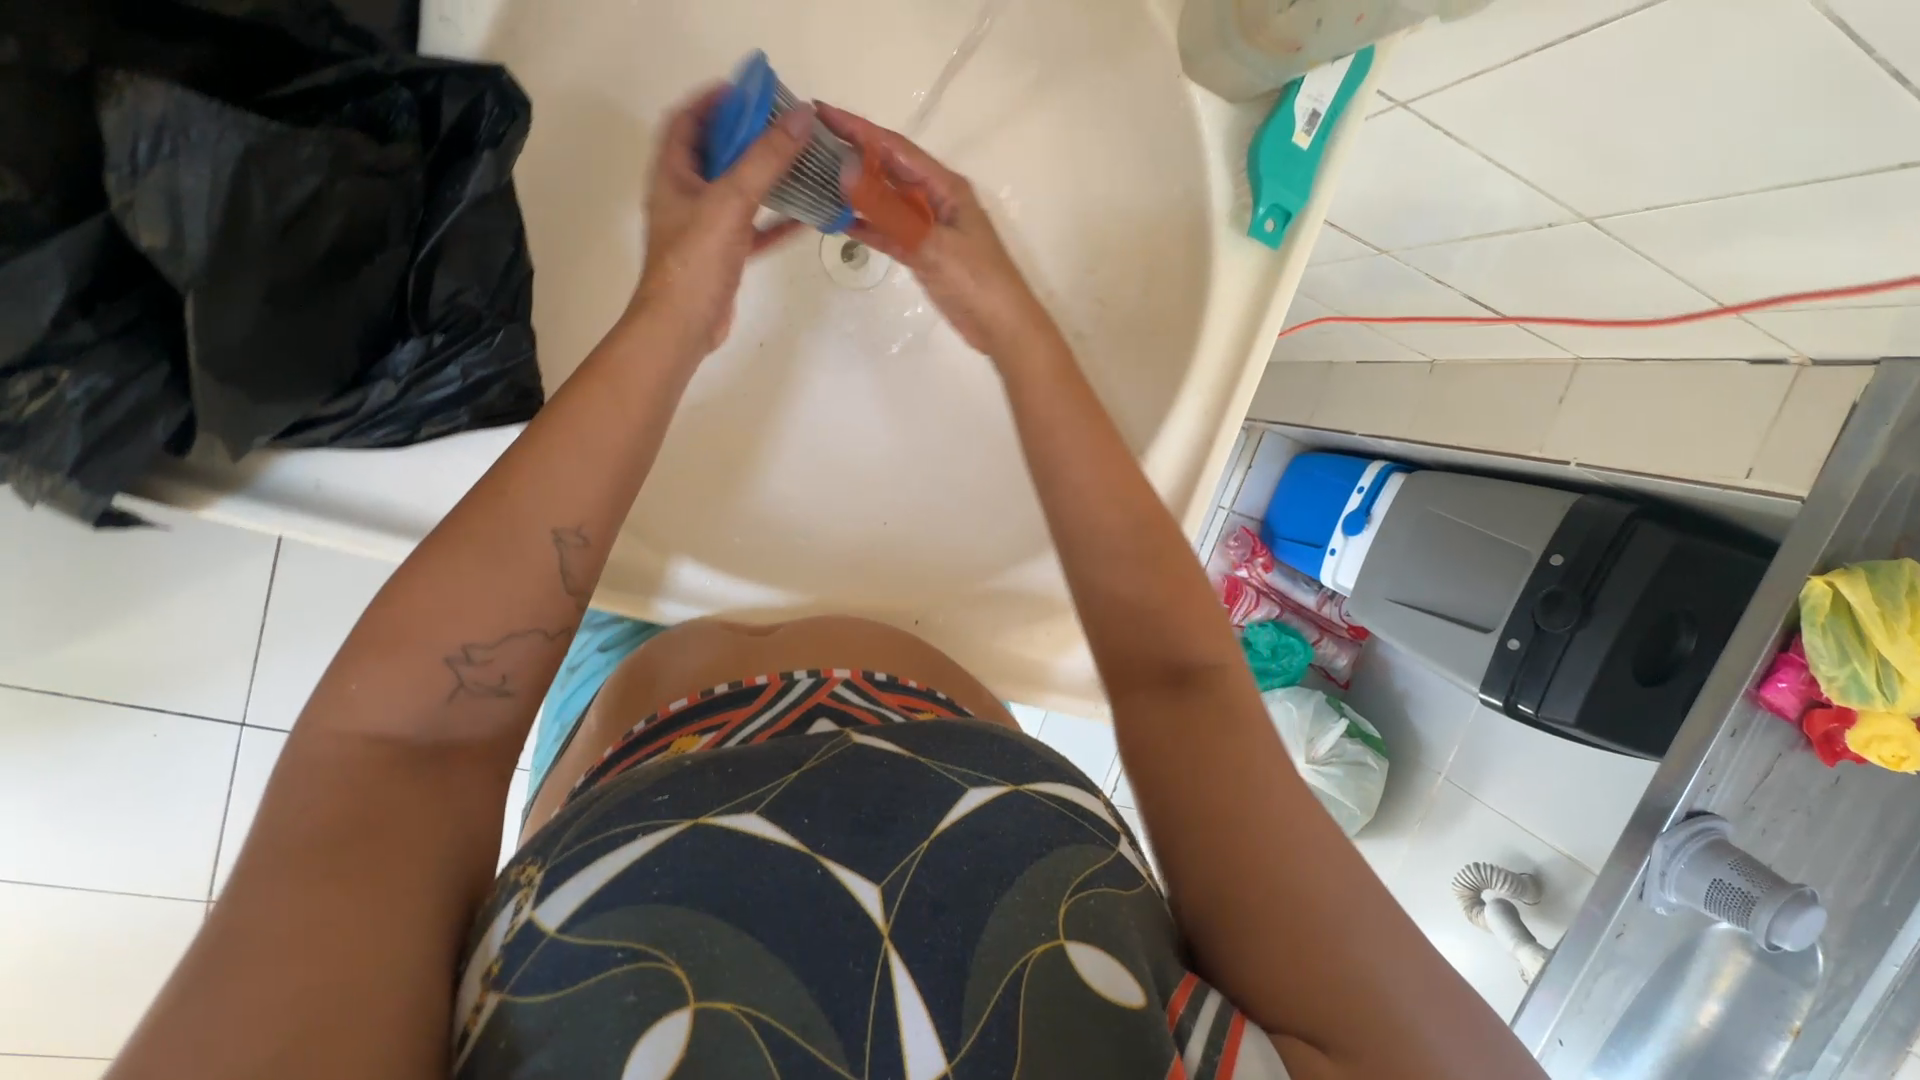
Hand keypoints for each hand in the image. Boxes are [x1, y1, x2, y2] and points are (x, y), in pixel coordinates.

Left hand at [629, 86, 812, 356]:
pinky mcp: (724, 255)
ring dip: (766, 177)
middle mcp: (686, 195)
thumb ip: (765, 159)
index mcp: (673, 173)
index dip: (714, 101)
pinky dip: (777, 221)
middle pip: (716, 153)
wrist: (683, 325)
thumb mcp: (731, 200)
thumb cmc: (696, 259)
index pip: (687, 121)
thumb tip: (800, 119)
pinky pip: (754, 229)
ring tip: (800, 162)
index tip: (750, 92)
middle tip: (784, 125)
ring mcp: (705, 227)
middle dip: (748, 136)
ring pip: (738, 191)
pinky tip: (807, 217)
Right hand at [816, 103, 1062, 363]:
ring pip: (884, 199)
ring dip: (853, 189)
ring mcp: (927, 226)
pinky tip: (836, 220)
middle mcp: (934, 198)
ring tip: (814, 174)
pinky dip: (865, 225)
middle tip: (808, 140)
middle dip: (851, 152)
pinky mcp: (920, 253)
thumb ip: (889, 210)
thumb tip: (845, 172)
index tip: (821, 111)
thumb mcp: (932, 242)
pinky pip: (887, 231)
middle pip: (887, 168)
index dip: (858, 129)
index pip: (895, 148)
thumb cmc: (976, 279)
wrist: (1000, 325)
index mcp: (945, 185)